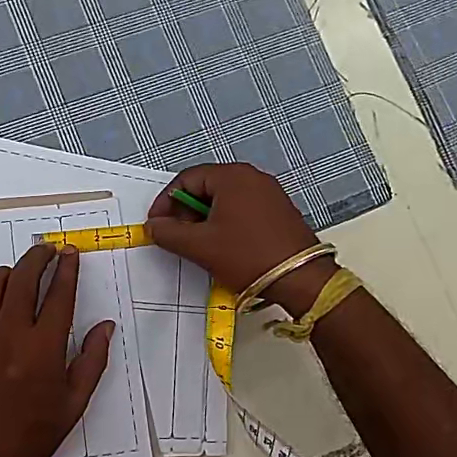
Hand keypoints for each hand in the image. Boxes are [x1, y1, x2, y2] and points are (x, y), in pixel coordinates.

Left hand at [0, 244, 113, 456]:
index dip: (67, 269)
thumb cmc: (31, 435)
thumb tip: (105, 327)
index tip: (71, 254)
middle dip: (39, 257)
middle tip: (48, 251)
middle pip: (24, 278)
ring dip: (7, 272)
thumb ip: (93, 360)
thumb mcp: (74, 403)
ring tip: (18, 273)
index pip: (59, 294)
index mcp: (43, 349)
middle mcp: (9, 335)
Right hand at [146, 163, 333, 315]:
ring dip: (204, 220)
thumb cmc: (249, 256)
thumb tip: (154, 226)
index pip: (187, 179)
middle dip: (185, 212)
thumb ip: (169, 233)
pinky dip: (226, 223)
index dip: (166, 202)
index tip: (157, 224)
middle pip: (206, 187)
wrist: (302, 280)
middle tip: (175, 237)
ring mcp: (269, 193)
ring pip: (224, 200)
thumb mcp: (200, 246)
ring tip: (197, 246)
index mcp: (232, 176)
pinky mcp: (279, 211)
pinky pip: (243, 209)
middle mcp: (253, 177)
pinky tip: (222, 247)